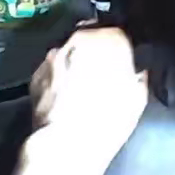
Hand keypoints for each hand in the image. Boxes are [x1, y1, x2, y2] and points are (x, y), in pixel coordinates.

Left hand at [28, 28, 148, 168]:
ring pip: (70, 51)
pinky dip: (60, 76)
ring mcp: (53, 55)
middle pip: (91, 35)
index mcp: (108, 38)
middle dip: (98, 49)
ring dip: (77, 61)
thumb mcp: (138, 97)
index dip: (123, 47)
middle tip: (105, 71)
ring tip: (84, 86)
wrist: (67, 144)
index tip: (125, 61)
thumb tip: (135, 72)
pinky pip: (54, 68)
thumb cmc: (108, 119)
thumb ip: (138, 74)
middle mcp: (78, 39)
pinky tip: (67, 96)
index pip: (120, 31)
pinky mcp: (35, 74)